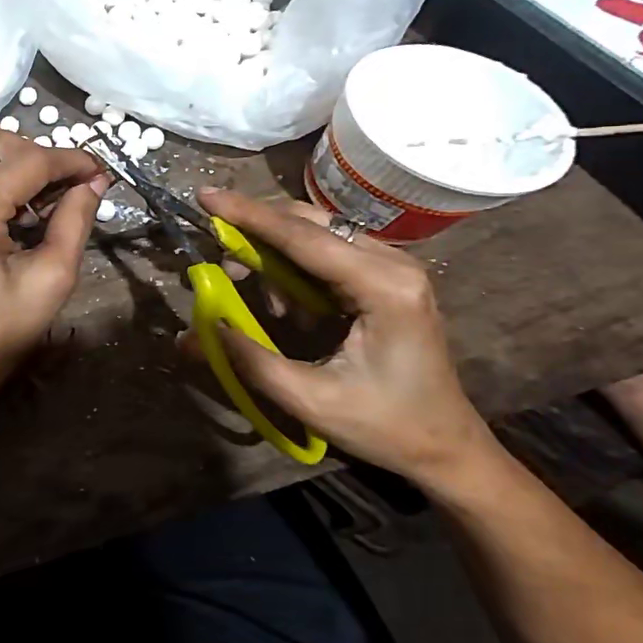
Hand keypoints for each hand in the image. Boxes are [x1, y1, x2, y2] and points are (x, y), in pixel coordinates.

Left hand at [0, 130, 107, 394]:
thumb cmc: (0, 328)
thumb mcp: (52, 278)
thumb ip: (75, 221)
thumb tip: (95, 182)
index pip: (33, 161)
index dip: (73, 160)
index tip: (103, 172)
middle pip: (6, 145)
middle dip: (47, 160)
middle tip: (76, 190)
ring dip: (25, 168)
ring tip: (50, 204)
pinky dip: (3, 180)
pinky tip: (21, 212)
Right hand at [193, 189, 499, 487]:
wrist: (446, 445)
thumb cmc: (385, 425)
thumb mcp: (310, 399)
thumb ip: (249, 360)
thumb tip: (195, 330)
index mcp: (383, 287)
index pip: (302, 236)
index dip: (248, 214)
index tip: (205, 197)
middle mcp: (393, 262)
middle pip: (308, 221)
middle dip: (255, 231)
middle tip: (220, 259)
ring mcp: (393, 265)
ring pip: (314, 231)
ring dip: (273, 252)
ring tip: (255, 295)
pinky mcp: (385, 275)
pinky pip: (325, 251)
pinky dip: (292, 266)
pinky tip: (287, 304)